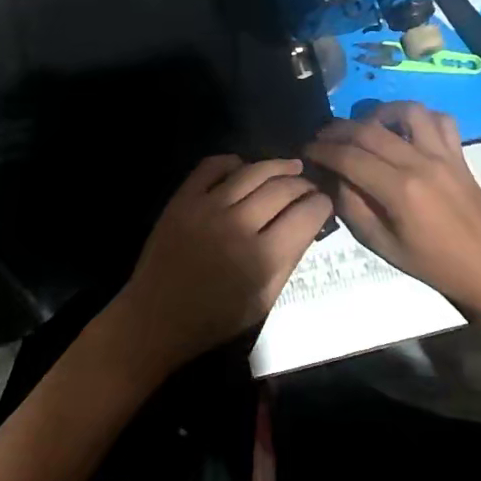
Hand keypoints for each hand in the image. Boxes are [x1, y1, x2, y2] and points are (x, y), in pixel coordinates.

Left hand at [114, 155, 332, 370]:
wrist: (155, 318)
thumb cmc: (216, 317)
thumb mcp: (266, 299)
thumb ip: (290, 257)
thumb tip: (310, 221)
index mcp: (263, 257)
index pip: (308, 214)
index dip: (323, 204)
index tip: (325, 203)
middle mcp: (238, 225)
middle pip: (284, 188)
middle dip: (305, 184)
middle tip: (309, 188)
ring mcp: (207, 208)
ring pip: (254, 170)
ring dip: (279, 166)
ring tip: (291, 167)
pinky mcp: (182, 199)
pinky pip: (213, 165)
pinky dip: (234, 162)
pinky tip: (245, 169)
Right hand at [305, 102, 480, 316]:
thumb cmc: (432, 263)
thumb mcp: (382, 245)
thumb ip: (353, 208)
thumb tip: (333, 178)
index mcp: (399, 190)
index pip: (350, 156)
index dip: (323, 150)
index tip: (307, 149)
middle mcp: (420, 162)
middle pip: (370, 130)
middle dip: (339, 129)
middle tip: (323, 136)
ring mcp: (443, 153)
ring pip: (407, 111)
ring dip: (380, 112)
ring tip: (366, 126)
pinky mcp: (459, 152)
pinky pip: (440, 119)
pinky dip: (420, 116)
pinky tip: (407, 128)